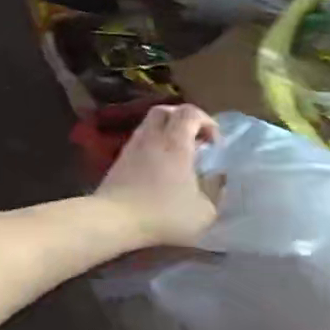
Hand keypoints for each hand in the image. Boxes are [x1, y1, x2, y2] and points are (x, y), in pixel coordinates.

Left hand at [93, 103, 218, 246]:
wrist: (113, 218)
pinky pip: (138, 140)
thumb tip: (216, 176)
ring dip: (166, 133)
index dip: (206, 121)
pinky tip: (161, 168)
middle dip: (183, 119)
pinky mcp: (118, 159)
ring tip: (180, 158)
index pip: (188, 112)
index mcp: (174, 144)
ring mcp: (130, 147)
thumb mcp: (206, 210)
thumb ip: (216, 189)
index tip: (215, 144)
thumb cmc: (164, 214)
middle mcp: (150, 139)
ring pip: (148, 125)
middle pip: (163, 111)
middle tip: (197, 142)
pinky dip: (152, 145)